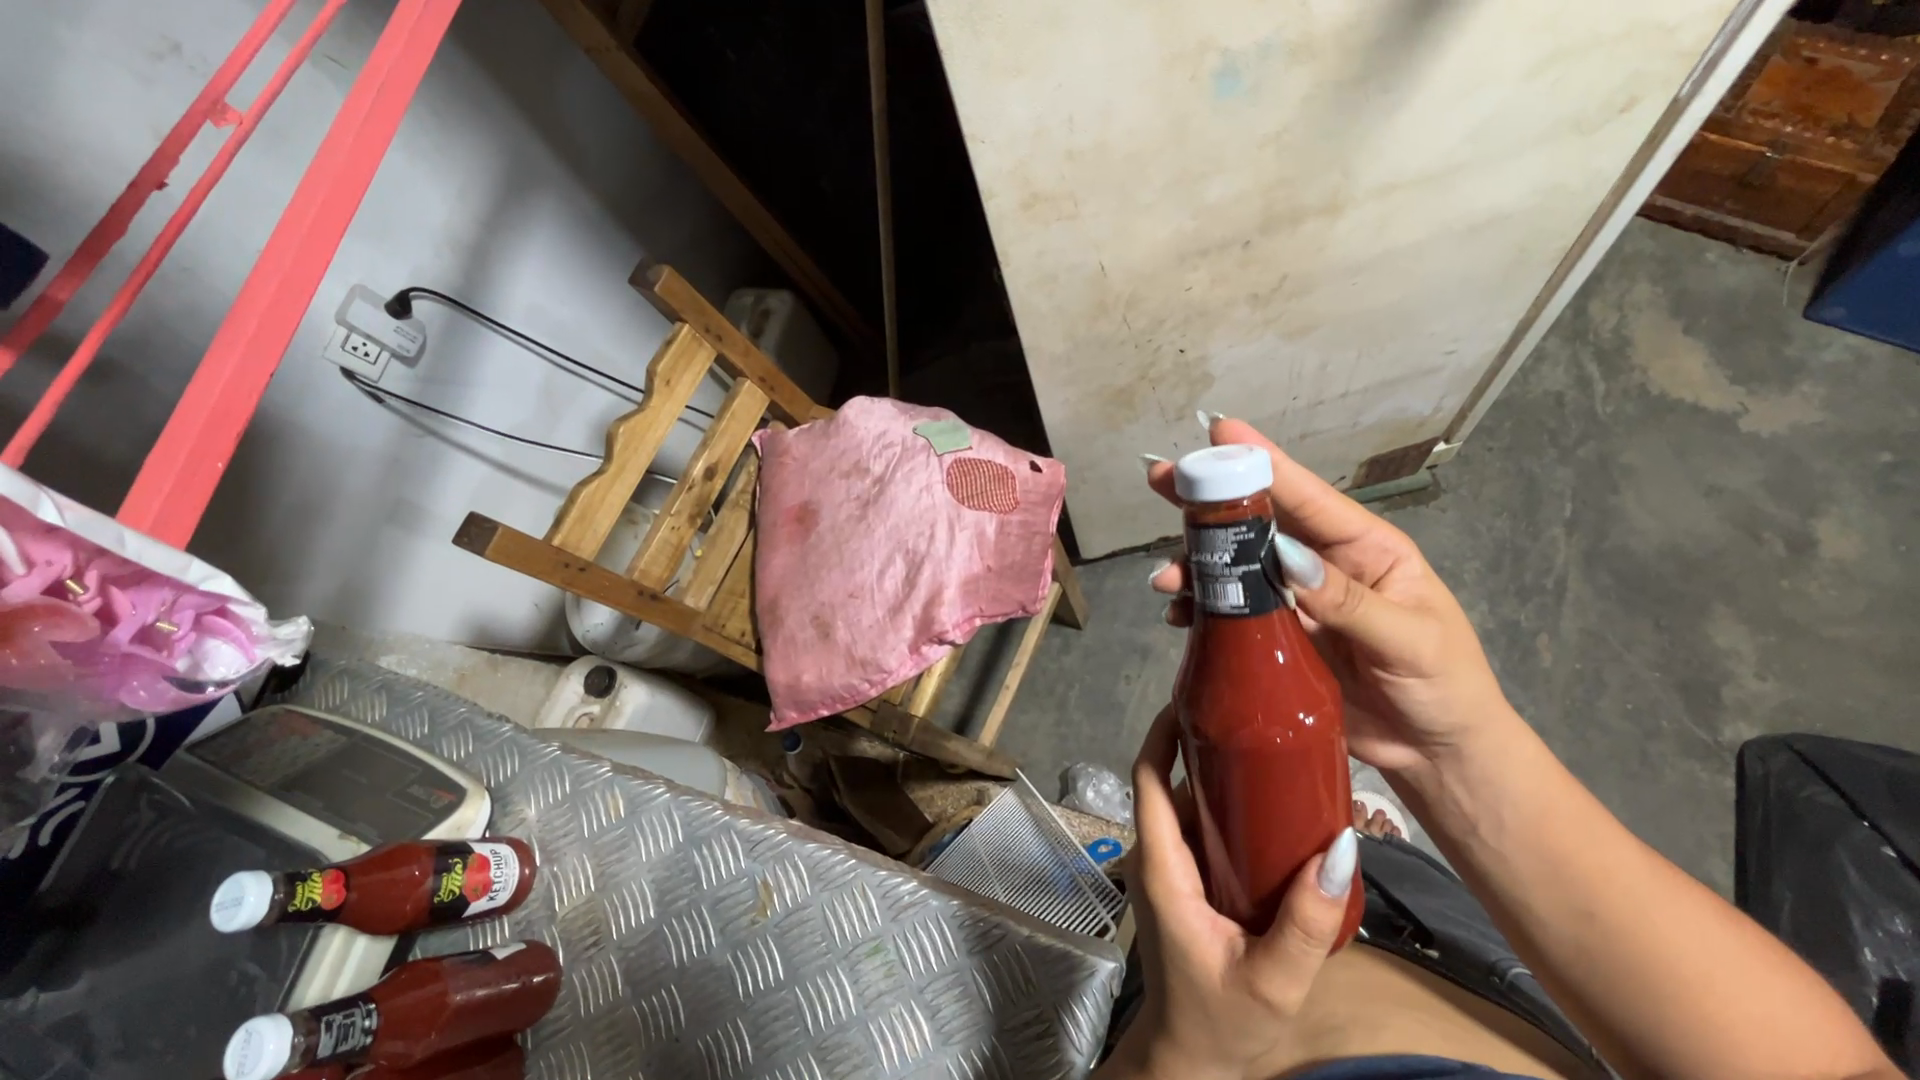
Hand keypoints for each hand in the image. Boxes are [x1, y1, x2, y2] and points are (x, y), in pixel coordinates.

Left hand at [1099, 705, 1357, 1079]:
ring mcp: (1171, 870)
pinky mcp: (1188, 883)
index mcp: (1162, 868)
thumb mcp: (1273, 982)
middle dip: (1201, 743)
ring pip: (1188, 805)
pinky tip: (1275, 806)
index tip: (1195, 698)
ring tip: (1272, 748)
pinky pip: (1203, 830)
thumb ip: (1307, 923)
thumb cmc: (1220, 1023)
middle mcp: (1158, 857)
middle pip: (1170, 782)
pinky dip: (1230, 809)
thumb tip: (1343, 847)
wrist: (1188, 1061)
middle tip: (1256, 716)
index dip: (1163, 733)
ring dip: (1220, 775)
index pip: (1149, 781)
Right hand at [1146, 416, 1515, 776]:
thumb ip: (1348, 599)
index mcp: (1365, 550)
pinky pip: (1232, 615)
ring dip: (1197, 566)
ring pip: (1236, 570)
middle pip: (1259, 523)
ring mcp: (1297, 603)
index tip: (1220, 431)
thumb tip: (1285, 555)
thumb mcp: (1409, 639)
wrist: (1437, 752)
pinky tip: (1179, 616)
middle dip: (1209, 502)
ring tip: (1166, 581)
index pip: (1309, 498)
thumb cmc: (1444, 685)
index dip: (1263, 462)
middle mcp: (1323, 566)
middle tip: (1161, 480)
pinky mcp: (1278, 641)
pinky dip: (1202, 611)